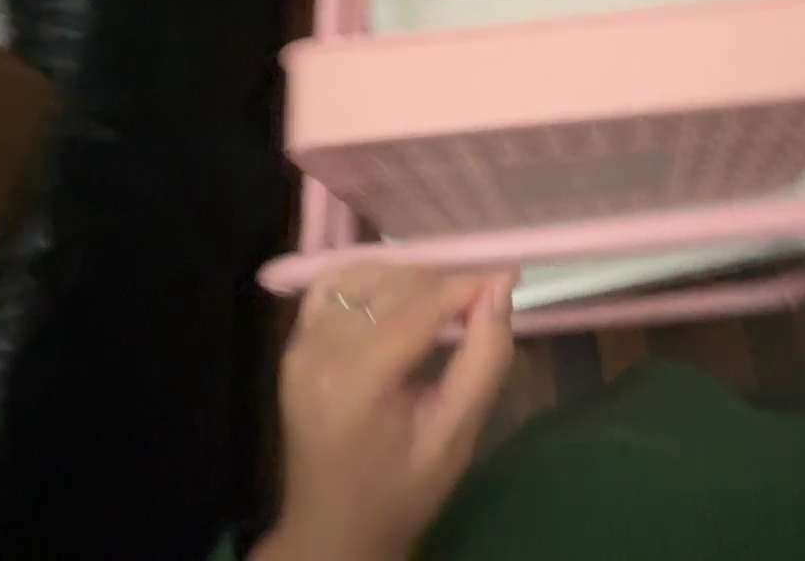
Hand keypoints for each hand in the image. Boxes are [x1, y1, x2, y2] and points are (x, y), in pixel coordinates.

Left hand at [254, 266, 516, 560]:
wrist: (332, 529)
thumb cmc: (400, 490)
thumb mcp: (456, 437)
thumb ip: (484, 359)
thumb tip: (501, 289)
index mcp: (357, 380)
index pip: (422, 305)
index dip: (469, 284)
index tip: (509, 277)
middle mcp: (320, 349)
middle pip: (397, 285)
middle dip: (447, 283)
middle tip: (485, 299)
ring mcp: (301, 342)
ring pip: (369, 276)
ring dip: (413, 279)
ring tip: (446, 304)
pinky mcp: (294, 341)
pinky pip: (335, 284)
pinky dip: (372, 278)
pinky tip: (398, 297)